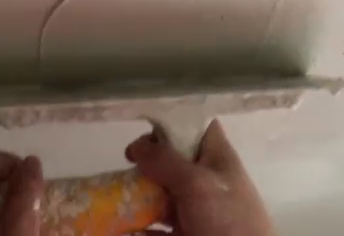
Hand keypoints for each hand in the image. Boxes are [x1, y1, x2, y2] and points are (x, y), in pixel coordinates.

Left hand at [0, 150, 44, 235]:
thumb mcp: (16, 224)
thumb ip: (24, 191)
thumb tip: (31, 160)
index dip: (13, 164)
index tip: (33, 185)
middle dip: (16, 187)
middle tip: (35, 205)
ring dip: (13, 206)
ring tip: (32, 220)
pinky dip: (6, 222)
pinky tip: (19, 231)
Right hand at [126, 120, 275, 235]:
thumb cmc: (228, 223)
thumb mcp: (198, 184)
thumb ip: (166, 161)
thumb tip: (137, 146)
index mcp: (217, 158)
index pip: (196, 125)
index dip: (173, 120)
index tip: (144, 126)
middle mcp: (205, 181)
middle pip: (172, 160)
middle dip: (147, 160)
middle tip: (127, 165)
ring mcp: (195, 213)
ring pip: (161, 195)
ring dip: (138, 195)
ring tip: (115, 193)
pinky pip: (155, 229)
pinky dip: (138, 228)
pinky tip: (122, 227)